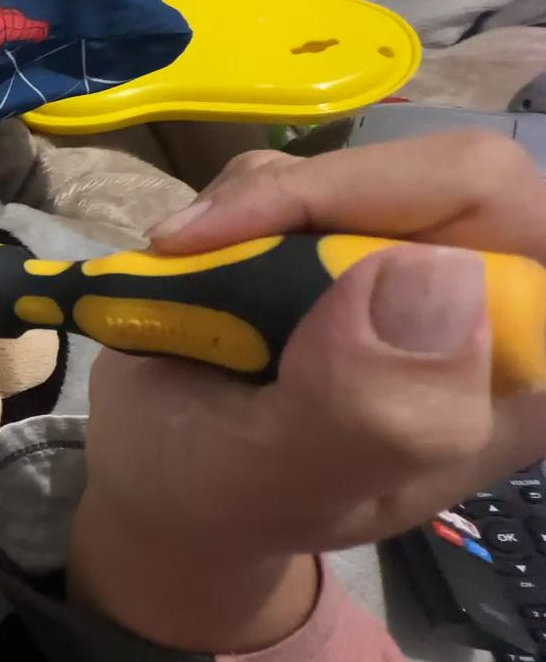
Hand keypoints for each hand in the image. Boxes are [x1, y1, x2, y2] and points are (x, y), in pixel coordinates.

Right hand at [70, 130, 545, 652]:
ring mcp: (390, 275)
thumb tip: (425, 271)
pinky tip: (183, 267)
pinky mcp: (319, 254)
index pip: (496, 213)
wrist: (152, 480)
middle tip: (184, 250)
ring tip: (177, 273)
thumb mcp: (282, 476)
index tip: (223, 242)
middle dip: (288, 200)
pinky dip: (217, 213)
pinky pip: (284, 182)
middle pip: (428, 176)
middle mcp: (475, 309)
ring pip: (342, 170)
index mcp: (511, 367)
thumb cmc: (214, 491)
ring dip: (240, 210)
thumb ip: (374, 407)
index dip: (365, 198)